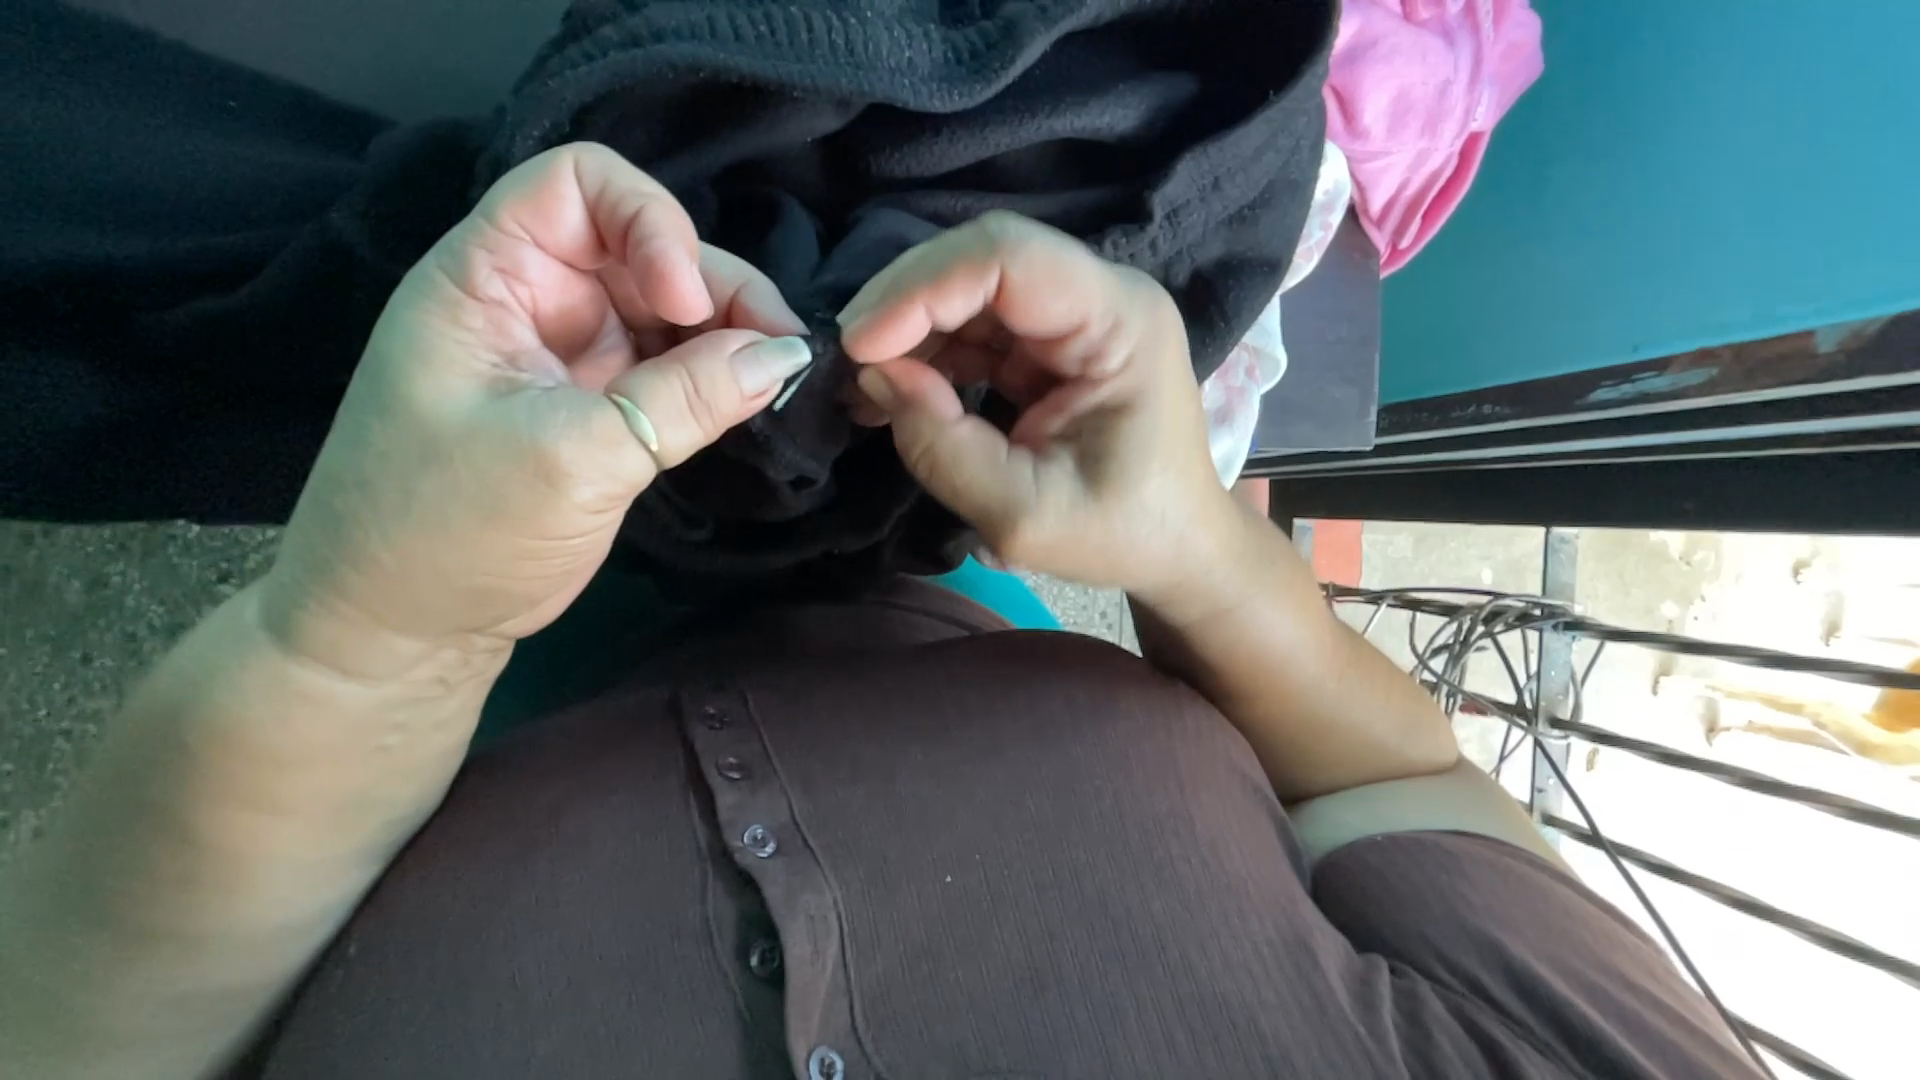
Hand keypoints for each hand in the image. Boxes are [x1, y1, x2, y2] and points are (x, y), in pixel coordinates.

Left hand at [259, 143, 813, 679]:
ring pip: (673, 313)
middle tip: (784, 353)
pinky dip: (720, 380)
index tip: (686, 306)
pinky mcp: (606, 407)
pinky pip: (677, 370)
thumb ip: (684, 400)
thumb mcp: (573, 458)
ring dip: (732, 338)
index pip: (581, 187)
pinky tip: (752, 402)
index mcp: (490, 279)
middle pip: (648, 250)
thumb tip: (788, 355)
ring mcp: (575, 357)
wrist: (408, 627)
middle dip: (720, 292)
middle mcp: (537, 301)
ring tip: (779, 381)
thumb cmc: (451, 531)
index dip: (650, 224)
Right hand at [840, 211, 1239, 601]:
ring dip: (909, 334)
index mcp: (1120, 321)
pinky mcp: (1050, 346)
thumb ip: (943, 449)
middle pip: (983, 262)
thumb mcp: (1026, 515)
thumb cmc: (1123, 534)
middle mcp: (1099, 298)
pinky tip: (893, 393)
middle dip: (904, 306)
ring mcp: (1075, 318)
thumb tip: (875, 376)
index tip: (860, 345)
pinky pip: (975, 329)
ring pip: (969, 293)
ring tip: (861, 389)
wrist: (1176, 549)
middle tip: (846, 364)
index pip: (1008, 258)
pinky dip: (927, 355)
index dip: (921, 288)